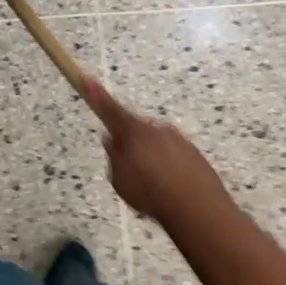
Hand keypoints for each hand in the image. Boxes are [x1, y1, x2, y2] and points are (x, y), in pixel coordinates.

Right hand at [85, 75, 230, 224]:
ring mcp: (177, 138)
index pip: (109, 108)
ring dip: (152, 156)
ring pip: (156, 142)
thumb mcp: (119, 180)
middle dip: (131, 142)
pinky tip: (172, 187)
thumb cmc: (150, 193)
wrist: (198, 208)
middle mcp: (155, 128)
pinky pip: (175, 153)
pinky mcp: (194, 152)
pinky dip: (170, 165)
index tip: (86, 77)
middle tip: (131, 169)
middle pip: (136, 128)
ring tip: (155, 185)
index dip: (96, 93)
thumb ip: (114, 157)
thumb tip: (112, 141)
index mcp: (132, 132)